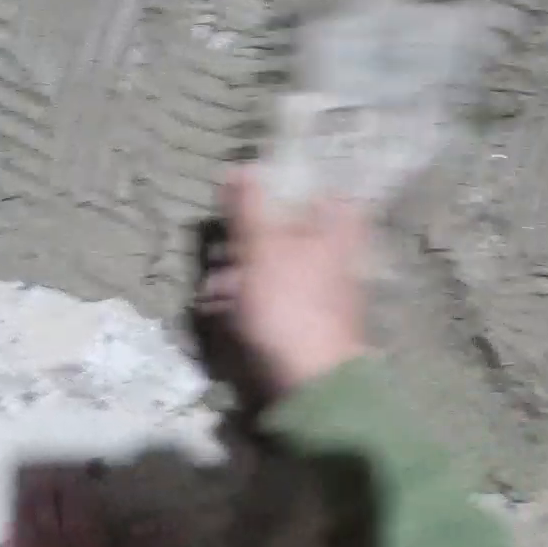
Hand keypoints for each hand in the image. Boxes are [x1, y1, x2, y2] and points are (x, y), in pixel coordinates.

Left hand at [11, 471, 150, 546]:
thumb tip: (149, 522)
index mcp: (85, 544)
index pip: (74, 505)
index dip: (76, 485)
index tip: (81, 472)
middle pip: (45, 510)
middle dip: (48, 490)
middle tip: (52, 476)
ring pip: (26, 527)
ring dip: (28, 507)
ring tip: (32, 492)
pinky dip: (12, 537)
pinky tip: (12, 528)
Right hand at [202, 166, 370, 395]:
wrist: (310, 380)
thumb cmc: (288, 306)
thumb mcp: (262, 248)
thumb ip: (249, 206)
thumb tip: (240, 167)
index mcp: (337, 228)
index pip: (316, 191)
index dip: (281, 190)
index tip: (247, 196)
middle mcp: (337, 255)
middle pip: (288, 231)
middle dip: (248, 238)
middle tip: (218, 245)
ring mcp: (323, 292)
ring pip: (276, 267)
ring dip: (239, 272)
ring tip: (210, 286)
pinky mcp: (306, 323)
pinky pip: (272, 299)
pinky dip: (247, 300)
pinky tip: (220, 309)